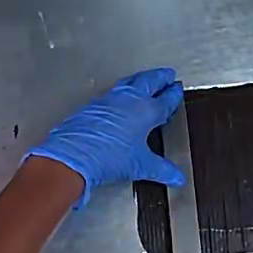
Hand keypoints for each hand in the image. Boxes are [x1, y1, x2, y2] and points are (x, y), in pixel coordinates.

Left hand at [27, 68, 185, 209]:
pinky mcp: (93, 106)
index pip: (165, 99)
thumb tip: (176, 177)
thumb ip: (161, 170)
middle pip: (148, 82)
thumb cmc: (109, 156)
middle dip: (160, 78)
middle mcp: (128, 100)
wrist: (74, 156)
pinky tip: (120, 98)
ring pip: (129, 83)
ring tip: (146, 80)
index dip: (173, 94)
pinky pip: (112, 92)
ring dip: (140, 80)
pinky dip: (122, 90)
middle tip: (168, 75)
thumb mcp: (141, 166)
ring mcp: (109, 100)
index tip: (177, 89)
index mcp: (146, 110)